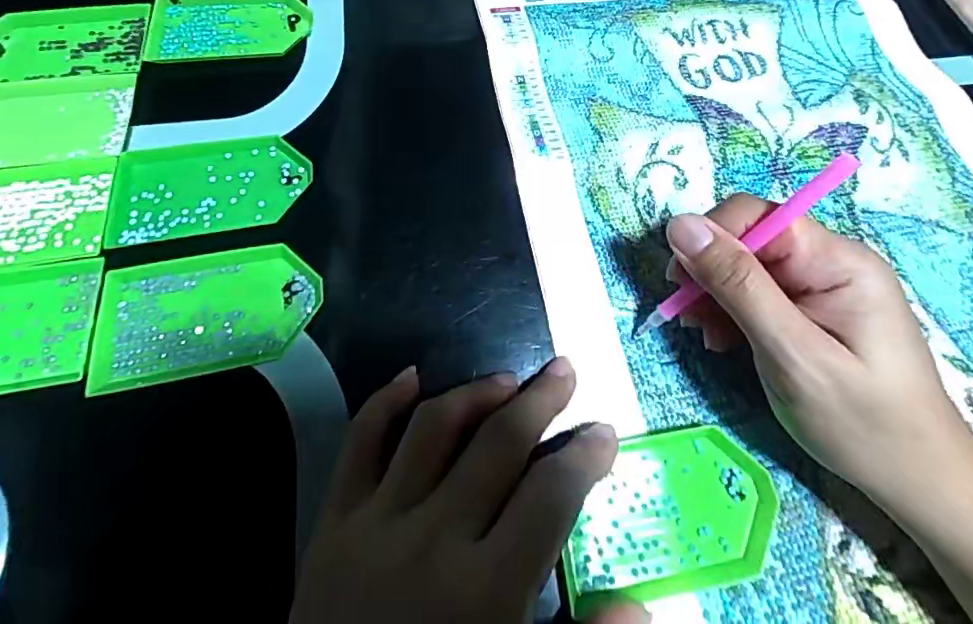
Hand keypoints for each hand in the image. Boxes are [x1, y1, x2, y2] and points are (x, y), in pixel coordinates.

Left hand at [289, 359, 646, 623]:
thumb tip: (638, 604)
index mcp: (487, 591)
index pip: (551, 494)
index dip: (586, 455)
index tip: (604, 432)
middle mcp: (434, 540)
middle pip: (500, 442)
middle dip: (541, 399)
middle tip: (564, 371)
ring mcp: (377, 524)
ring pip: (435, 427)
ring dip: (477, 393)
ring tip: (507, 380)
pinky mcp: (333, 523)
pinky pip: (359, 442)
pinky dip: (386, 401)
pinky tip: (414, 377)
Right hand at [666, 196, 968, 495]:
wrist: (920, 480)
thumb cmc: (861, 423)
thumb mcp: (791, 355)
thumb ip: (737, 285)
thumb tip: (681, 224)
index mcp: (837, 259)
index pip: (759, 216)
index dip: (711, 238)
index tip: (679, 283)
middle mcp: (832, 258)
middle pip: (752, 239)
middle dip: (712, 271)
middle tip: (689, 318)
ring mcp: (826, 283)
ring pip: (751, 266)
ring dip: (718, 295)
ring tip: (707, 336)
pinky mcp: (817, 307)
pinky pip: (764, 292)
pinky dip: (737, 312)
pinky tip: (725, 340)